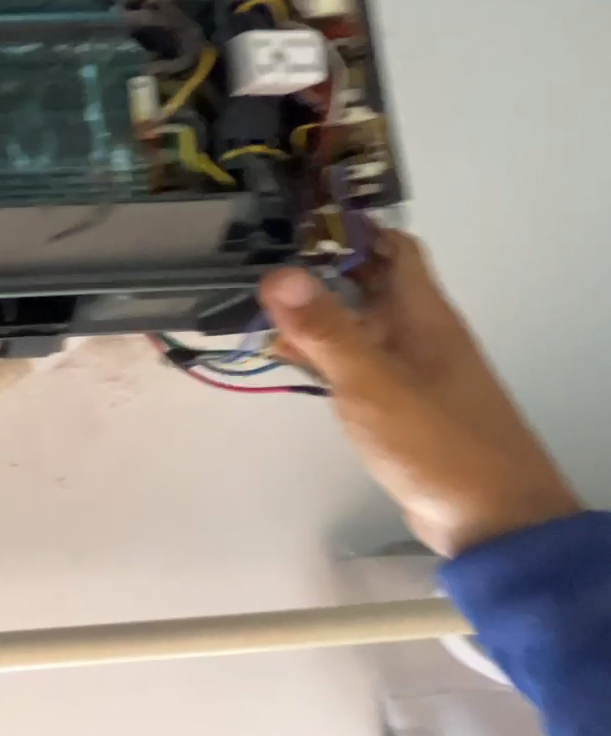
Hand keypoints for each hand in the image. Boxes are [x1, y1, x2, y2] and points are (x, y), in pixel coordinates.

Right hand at [259, 233, 580, 555]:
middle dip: (312, 262)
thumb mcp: (371, 384)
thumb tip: (276, 272)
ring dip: (303, 305)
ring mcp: (401, 363)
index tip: (287, 215)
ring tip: (244, 293)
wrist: (491, 520)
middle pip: (362, 278)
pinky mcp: (387, 394)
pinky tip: (272, 348)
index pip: (390, 248)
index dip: (347, 226)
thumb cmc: (438, 444)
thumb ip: (323, 329)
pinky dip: (308, 345)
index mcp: (422, 317)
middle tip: (247, 250)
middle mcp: (413, 331)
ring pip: (347, 316)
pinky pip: (341, 353)